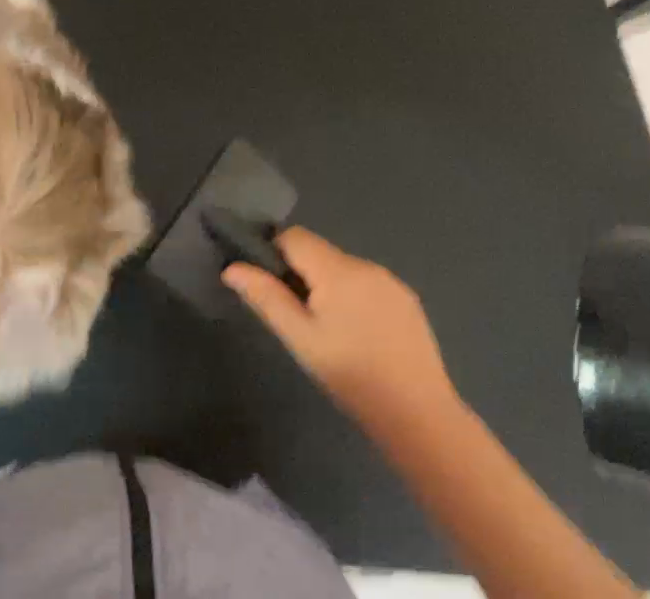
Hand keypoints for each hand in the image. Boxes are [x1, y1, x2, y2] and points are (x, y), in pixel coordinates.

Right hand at [223, 227, 458, 427]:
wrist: (418, 413)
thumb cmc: (350, 374)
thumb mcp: (300, 338)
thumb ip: (266, 297)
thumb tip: (231, 268)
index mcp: (339, 271)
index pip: (294, 236)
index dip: (273, 253)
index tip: (269, 288)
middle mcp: (367, 266)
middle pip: (319, 253)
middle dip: (300, 275)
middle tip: (296, 319)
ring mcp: (392, 283)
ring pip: (343, 269)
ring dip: (326, 287)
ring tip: (327, 331)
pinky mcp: (408, 301)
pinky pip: (367, 285)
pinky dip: (352, 298)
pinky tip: (357, 336)